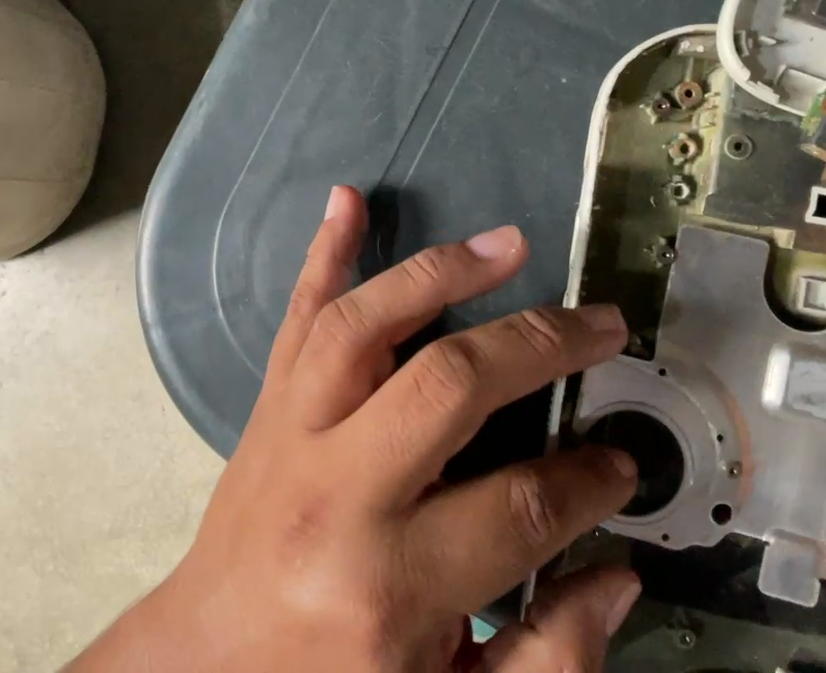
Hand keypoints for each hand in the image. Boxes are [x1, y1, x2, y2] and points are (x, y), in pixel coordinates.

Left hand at [69, 186, 642, 671]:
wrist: (204, 669)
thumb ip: (547, 661)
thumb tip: (616, 573)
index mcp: (387, 585)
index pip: (518, 505)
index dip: (588, 479)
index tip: (620, 463)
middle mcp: (333, 494)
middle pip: (449, 385)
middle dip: (539, 344)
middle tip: (601, 327)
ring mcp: (288, 436)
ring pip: (363, 326)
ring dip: (440, 272)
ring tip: (509, 243)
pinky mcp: (265, 409)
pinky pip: (296, 320)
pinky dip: (322, 255)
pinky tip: (347, 200)